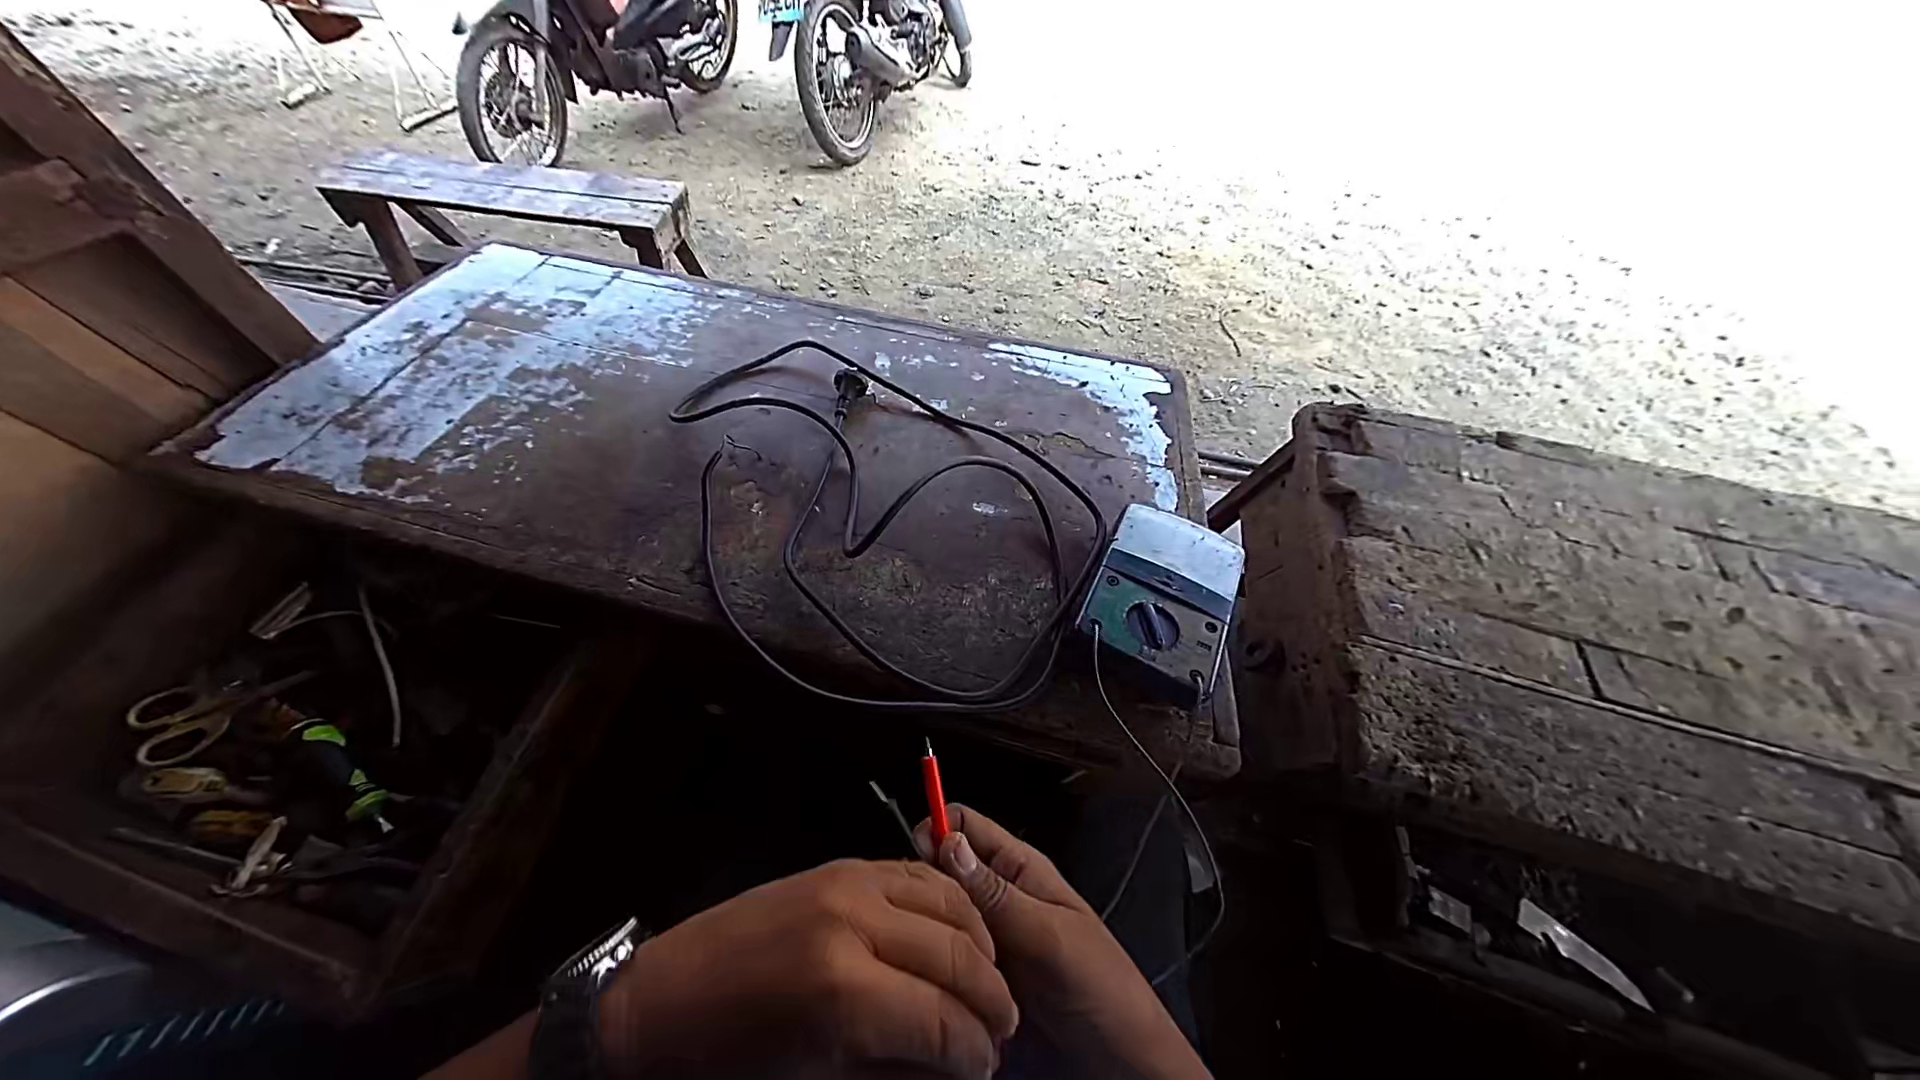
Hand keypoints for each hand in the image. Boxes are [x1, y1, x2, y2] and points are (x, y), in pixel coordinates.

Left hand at [598, 859, 1018, 1078]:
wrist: (662, 999)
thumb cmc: (730, 1063)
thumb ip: (898, 1067)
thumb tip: (959, 1064)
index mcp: (842, 991)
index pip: (944, 1020)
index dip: (976, 1051)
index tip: (987, 1068)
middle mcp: (855, 921)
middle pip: (955, 953)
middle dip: (990, 997)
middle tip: (999, 1028)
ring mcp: (849, 882)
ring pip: (947, 902)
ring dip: (977, 942)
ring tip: (985, 978)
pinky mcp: (842, 865)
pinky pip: (916, 874)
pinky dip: (947, 901)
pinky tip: (955, 930)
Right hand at [915, 805, 1209, 1079]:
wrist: (1120, 1068)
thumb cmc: (1103, 989)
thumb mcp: (1051, 936)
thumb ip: (997, 893)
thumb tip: (947, 841)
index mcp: (1017, 869)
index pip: (964, 825)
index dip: (936, 829)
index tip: (917, 858)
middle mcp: (995, 899)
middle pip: (941, 874)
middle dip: (925, 890)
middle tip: (924, 921)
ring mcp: (983, 942)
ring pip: (936, 921)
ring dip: (928, 937)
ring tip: (929, 961)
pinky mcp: (974, 982)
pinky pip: (940, 965)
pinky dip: (931, 973)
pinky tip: (933, 989)